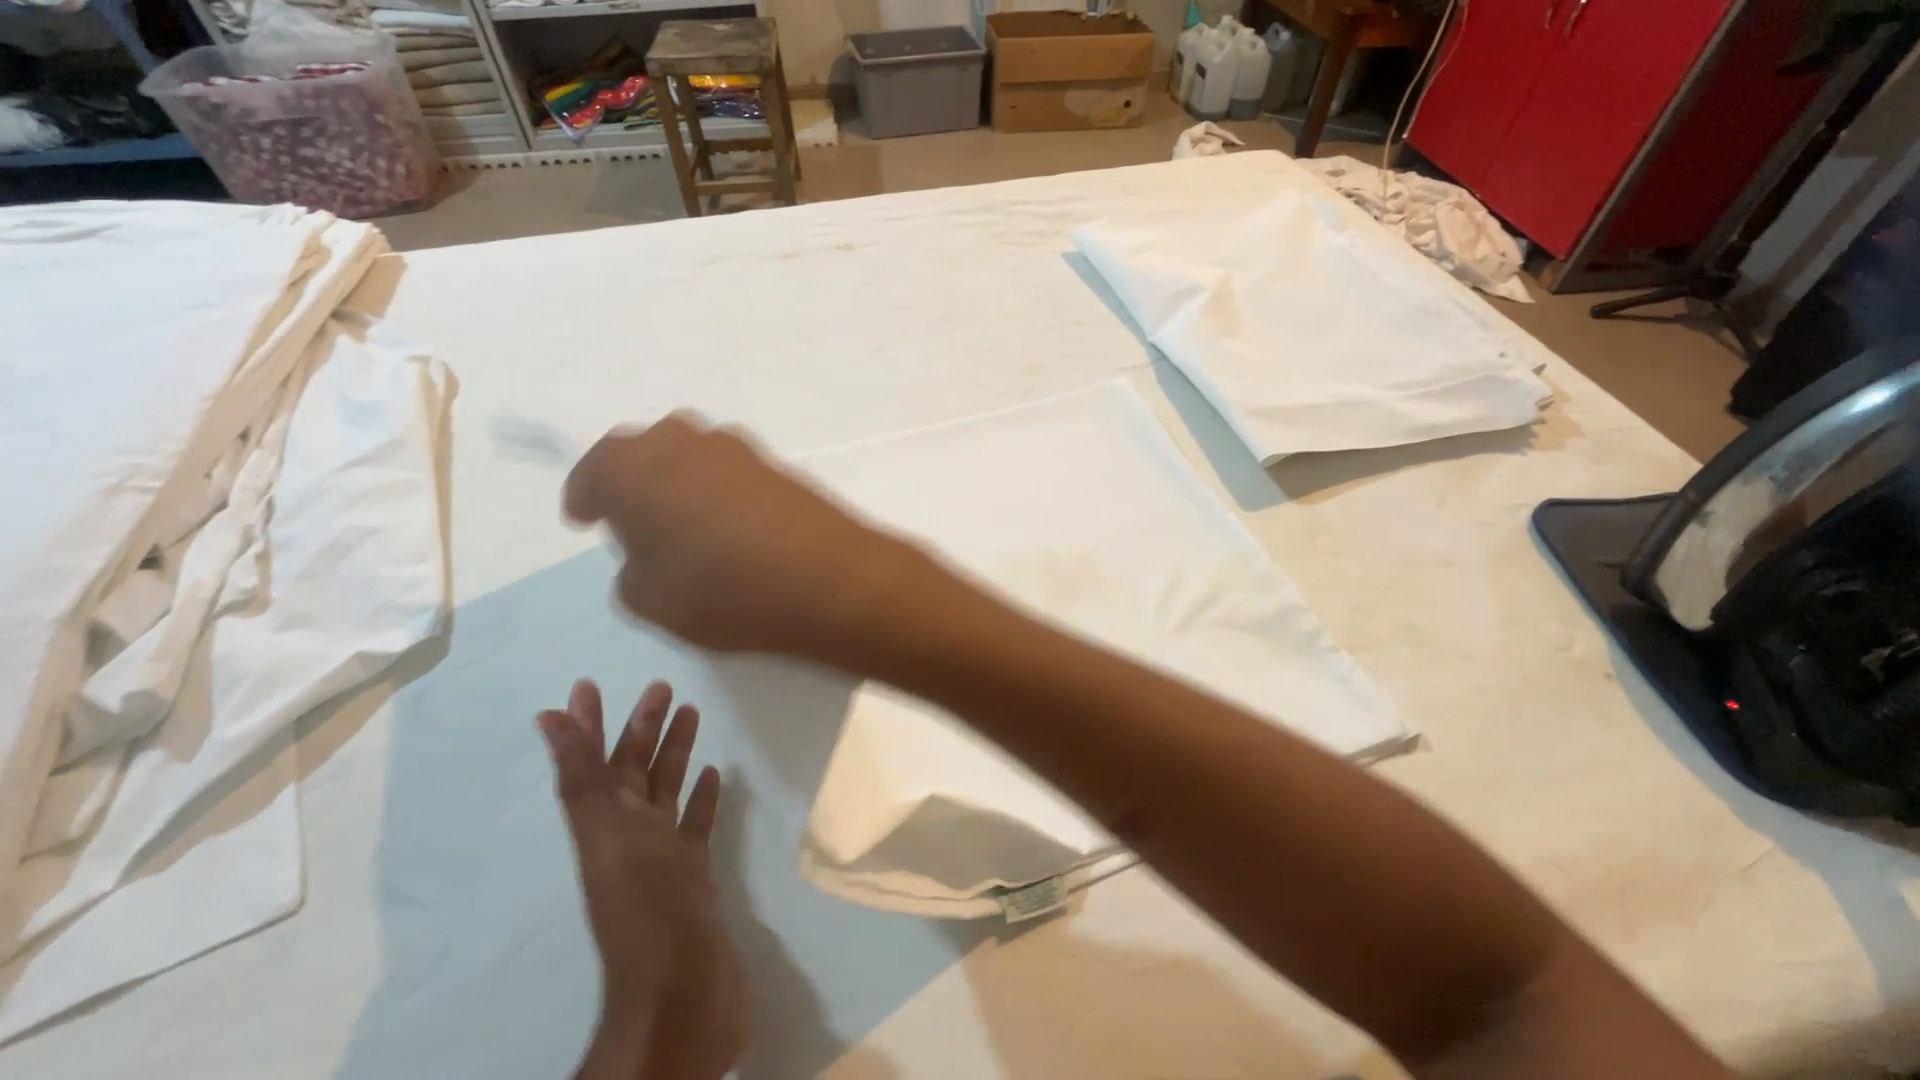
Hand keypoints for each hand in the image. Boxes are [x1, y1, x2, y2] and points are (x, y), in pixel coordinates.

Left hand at [538, 679, 746, 1079]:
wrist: (684, 993)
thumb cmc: (647, 909)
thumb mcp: (609, 836)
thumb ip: (582, 777)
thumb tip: (547, 718)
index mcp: (605, 824)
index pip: (593, 761)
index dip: (588, 723)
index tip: (588, 684)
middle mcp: (630, 836)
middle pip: (634, 771)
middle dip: (642, 728)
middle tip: (660, 687)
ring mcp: (665, 857)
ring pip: (667, 793)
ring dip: (675, 755)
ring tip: (692, 714)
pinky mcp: (696, 876)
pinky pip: (697, 826)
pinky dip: (704, 799)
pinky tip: (717, 776)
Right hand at [562, 414, 934, 659]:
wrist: (828, 579)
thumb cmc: (721, 590)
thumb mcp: (648, 601)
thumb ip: (631, 572)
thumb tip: (647, 556)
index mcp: (632, 465)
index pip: (594, 471)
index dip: (586, 497)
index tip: (585, 520)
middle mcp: (681, 441)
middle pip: (643, 455)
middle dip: (633, 485)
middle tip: (635, 526)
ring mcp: (735, 448)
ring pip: (689, 459)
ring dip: (679, 486)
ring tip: (685, 532)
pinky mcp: (776, 465)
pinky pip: (728, 475)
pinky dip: (718, 495)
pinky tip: (729, 531)